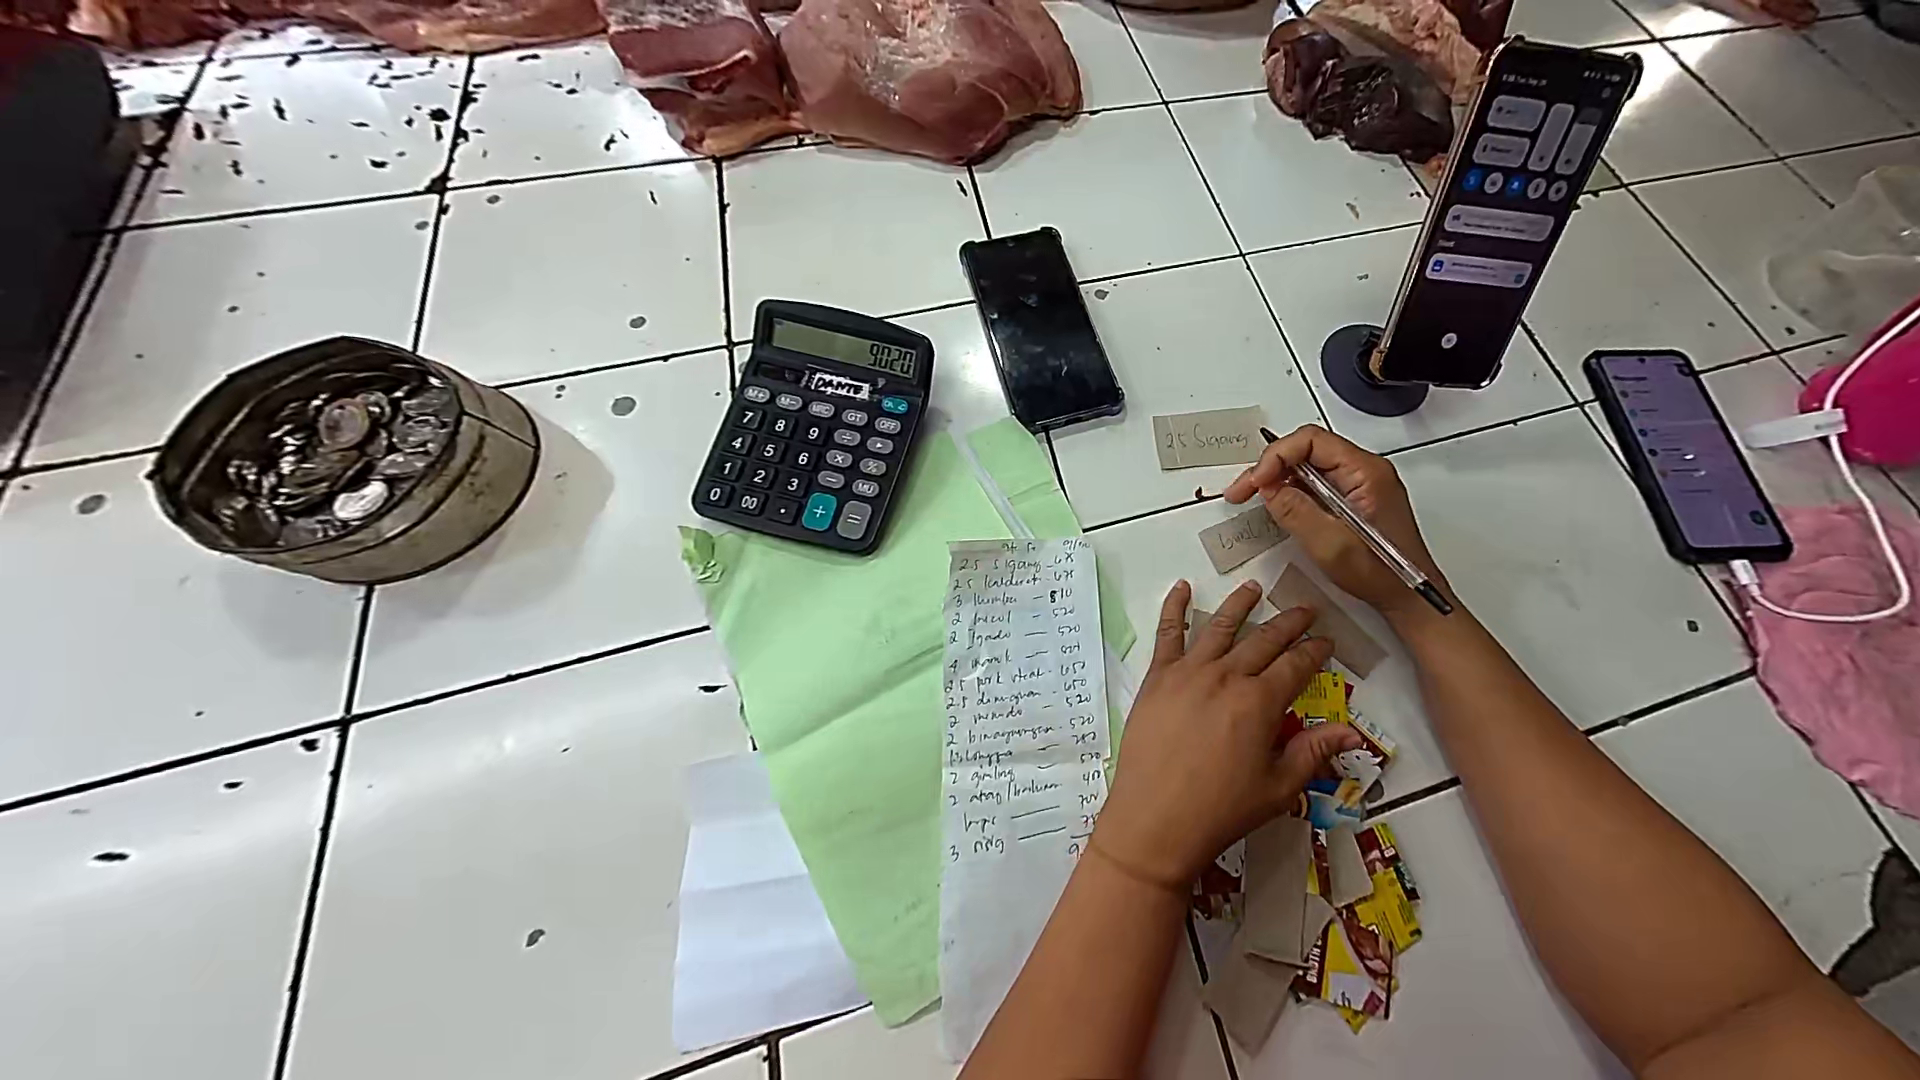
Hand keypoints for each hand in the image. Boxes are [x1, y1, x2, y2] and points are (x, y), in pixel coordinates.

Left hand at [1091, 580, 1360, 890]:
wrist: (1156, 817)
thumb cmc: (1221, 808)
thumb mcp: (1278, 787)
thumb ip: (1313, 752)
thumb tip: (1353, 732)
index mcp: (1259, 703)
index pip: (1296, 666)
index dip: (1314, 651)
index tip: (1326, 640)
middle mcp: (1225, 677)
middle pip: (1263, 641)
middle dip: (1288, 624)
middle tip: (1305, 609)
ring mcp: (1187, 673)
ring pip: (1219, 628)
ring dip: (1239, 606)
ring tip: (1254, 587)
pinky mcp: (1157, 678)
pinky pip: (1166, 634)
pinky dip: (1174, 608)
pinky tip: (1182, 588)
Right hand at [1222, 424, 1448, 617]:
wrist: (1407, 597)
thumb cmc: (1382, 574)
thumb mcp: (1331, 544)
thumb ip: (1296, 510)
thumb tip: (1268, 486)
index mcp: (1365, 473)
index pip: (1311, 441)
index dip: (1276, 457)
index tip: (1256, 482)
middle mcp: (1362, 471)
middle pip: (1305, 450)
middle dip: (1268, 466)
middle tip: (1241, 490)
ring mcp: (1355, 484)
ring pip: (1304, 465)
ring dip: (1273, 478)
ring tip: (1248, 497)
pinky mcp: (1347, 498)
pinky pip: (1310, 483)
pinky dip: (1285, 490)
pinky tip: (1271, 504)